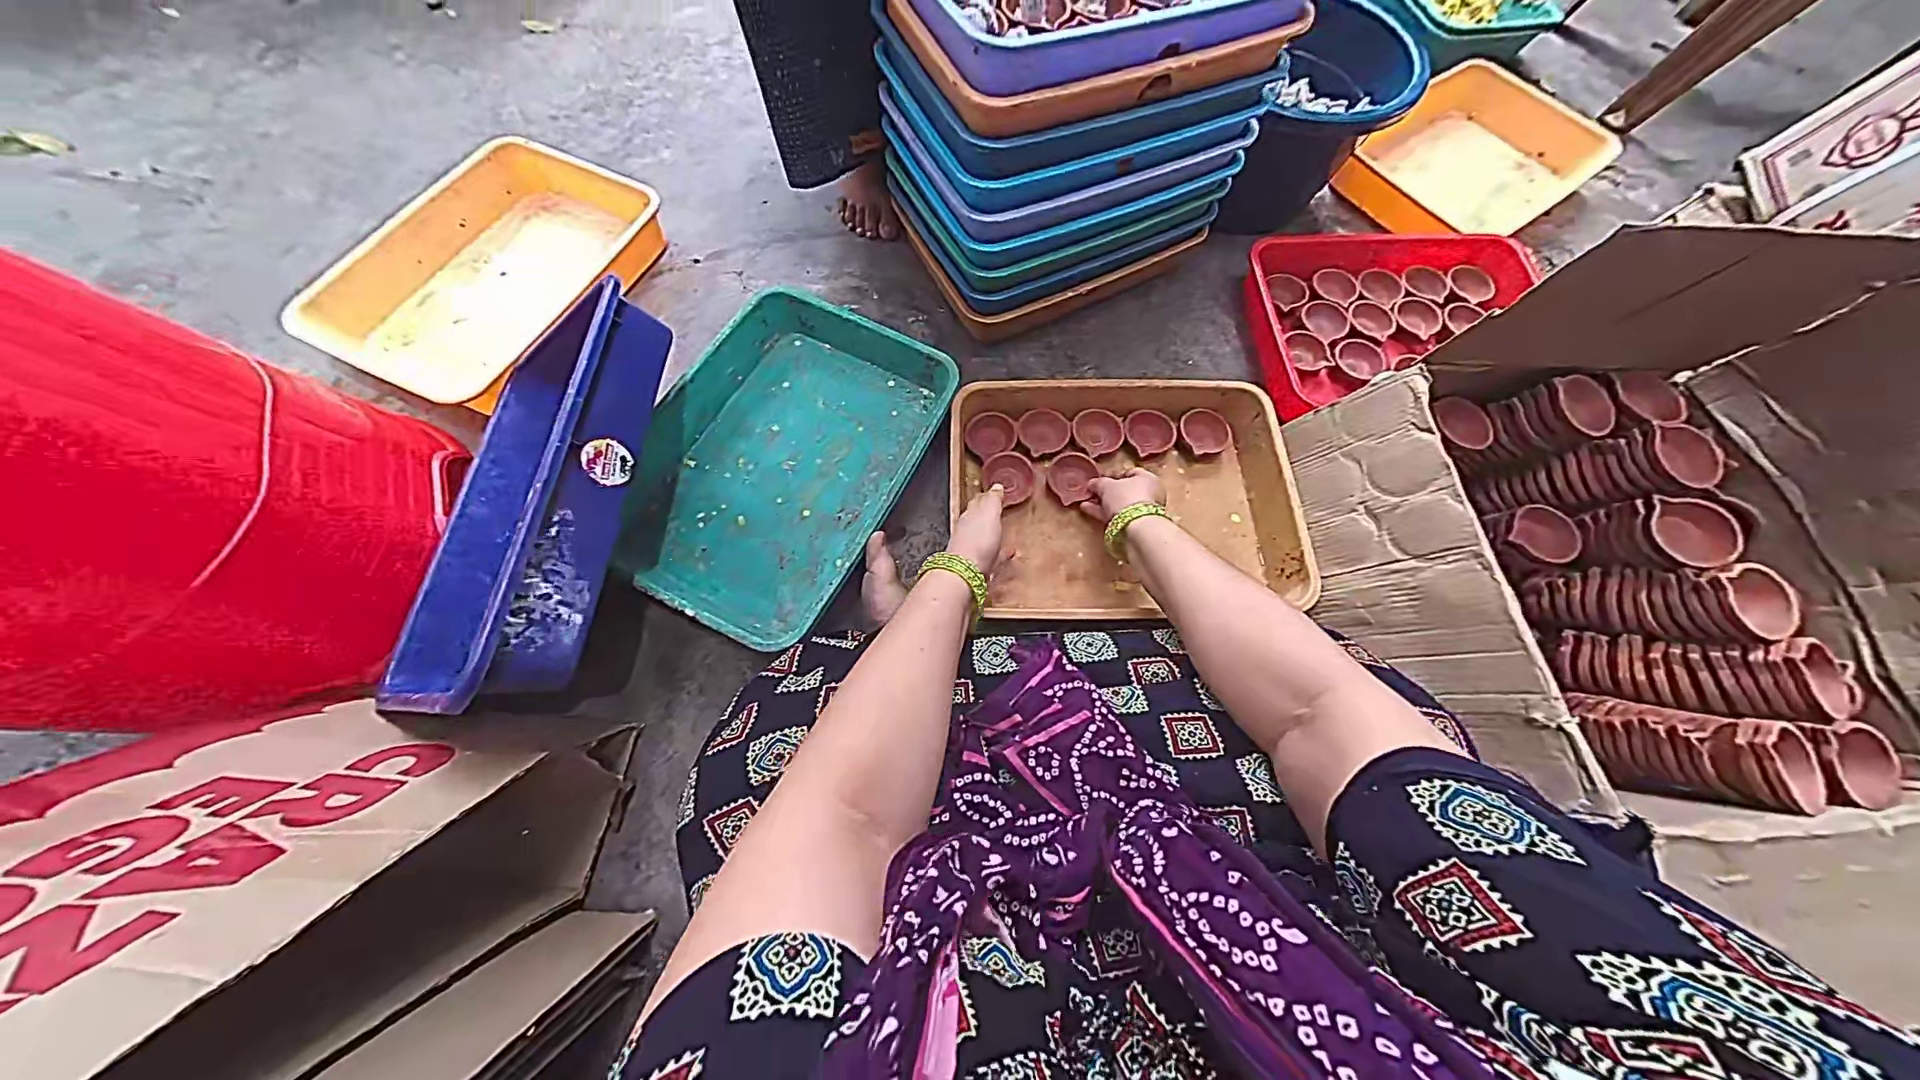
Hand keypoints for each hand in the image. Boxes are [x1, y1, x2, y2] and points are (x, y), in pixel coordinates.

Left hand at [947, 484, 1010, 575]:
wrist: (966, 573)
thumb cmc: (977, 541)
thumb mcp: (989, 513)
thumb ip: (992, 500)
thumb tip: (996, 486)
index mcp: (970, 515)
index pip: (979, 502)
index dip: (988, 497)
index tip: (997, 493)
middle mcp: (968, 531)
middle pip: (979, 519)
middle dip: (987, 514)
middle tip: (998, 509)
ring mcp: (972, 549)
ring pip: (984, 537)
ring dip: (993, 533)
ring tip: (1003, 531)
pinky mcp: (978, 567)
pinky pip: (991, 555)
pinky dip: (1000, 552)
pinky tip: (1009, 554)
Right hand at [1078, 468, 1165, 523]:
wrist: (1135, 526)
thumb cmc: (1124, 496)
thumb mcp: (1107, 485)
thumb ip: (1098, 483)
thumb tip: (1092, 483)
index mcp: (1147, 478)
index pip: (1130, 472)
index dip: (1113, 475)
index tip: (1100, 479)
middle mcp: (1149, 493)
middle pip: (1124, 490)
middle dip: (1106, 492)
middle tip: (1091, 492)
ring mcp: (1142, 510)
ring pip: (1119, 504)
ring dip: (1102, 503)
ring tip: (1085, 502)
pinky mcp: (1135, 524)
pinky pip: (1117, 515)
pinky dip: (1103, 512)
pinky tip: (1087, 509)